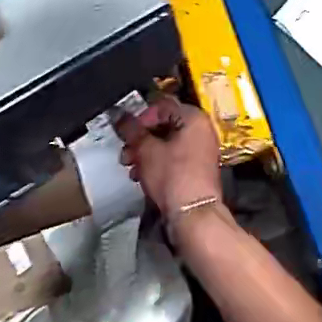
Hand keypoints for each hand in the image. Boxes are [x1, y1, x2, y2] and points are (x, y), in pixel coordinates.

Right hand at [118, 96, 221, 218]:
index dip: (141, 117)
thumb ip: (132, 130)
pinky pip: (173, 158)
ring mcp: (201, 150)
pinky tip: (142, 175)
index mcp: (194, 118)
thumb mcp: (146, 150)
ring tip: (131, 165)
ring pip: (167, 142)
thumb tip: (120, 116)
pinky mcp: (197, 169)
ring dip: (146, 152)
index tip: (127, 130)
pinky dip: (157, 163)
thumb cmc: (174, 178)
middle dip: (141, 138)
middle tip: (126, 149)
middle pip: (164, 124)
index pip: (162, 105)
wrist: (193, 216)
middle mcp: (201, 130)